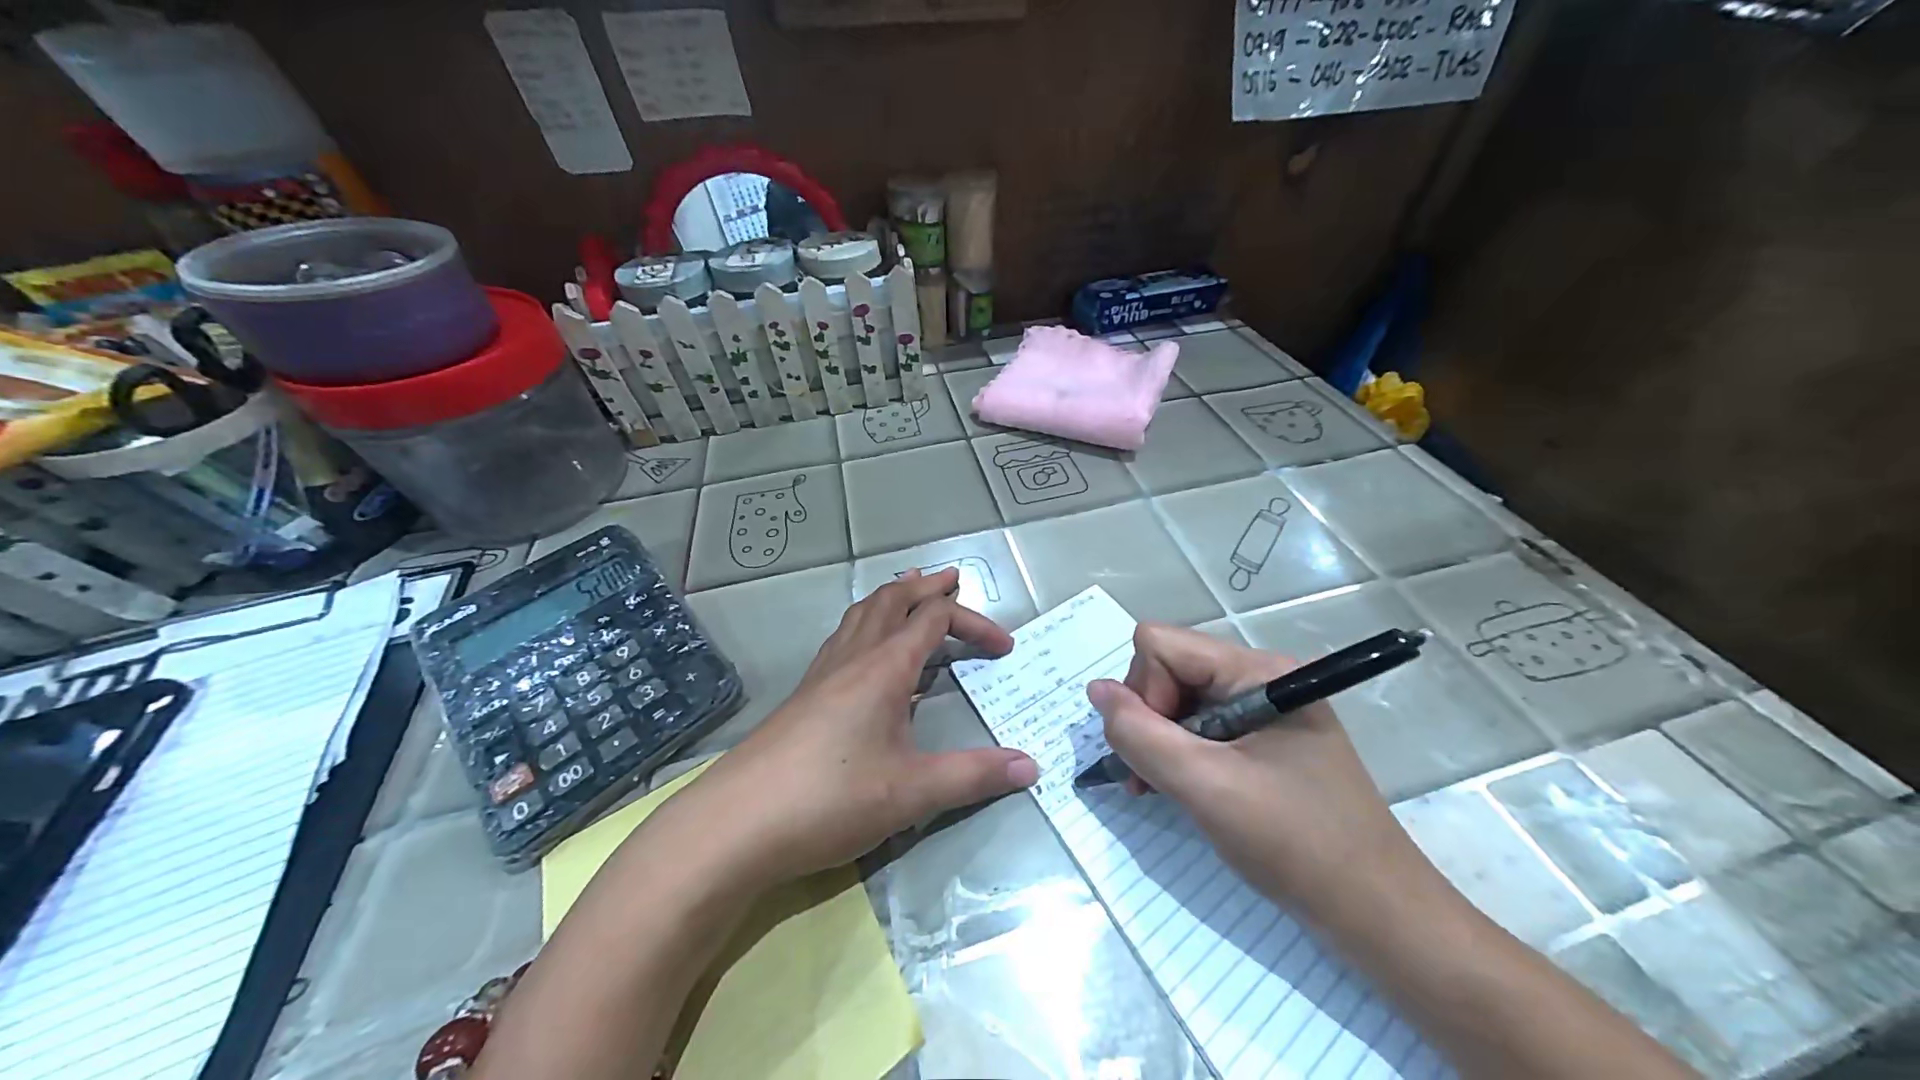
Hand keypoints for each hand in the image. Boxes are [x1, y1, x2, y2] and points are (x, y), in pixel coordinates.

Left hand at [684, 569, 1037, 887]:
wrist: (736, 823)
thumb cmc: (830, 799)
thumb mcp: (911, 792)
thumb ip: (973, 777)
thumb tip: (1031, 766)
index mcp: (883, 668)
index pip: (934, 622)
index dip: (973, 623)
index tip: (1003, 648)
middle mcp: (852, 659)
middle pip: (891, 602)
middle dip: (925, 587)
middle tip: (952, 579)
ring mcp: (822, 674)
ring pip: (860, 616)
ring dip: (891, 599)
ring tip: (909, 593)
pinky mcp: (804, 695)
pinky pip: (842, 640)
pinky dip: (866, 626)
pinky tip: (866, 652)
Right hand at [1087, 624, 1429, 922]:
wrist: (1374, 912)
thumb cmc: (1295, 843)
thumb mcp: (1206, 787)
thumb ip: (1141, 735)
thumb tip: (1096, 690)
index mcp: (1257, 671)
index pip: (1161, 645)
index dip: (1144, 691)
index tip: (1159, 748)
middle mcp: (1257, 678)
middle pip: (1167, 668)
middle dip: (1147, 718)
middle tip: (1153, 775)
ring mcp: (1259, 710)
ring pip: (1176, 699)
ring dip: (1156, 741)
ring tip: (1156, 788)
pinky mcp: (1258, 741)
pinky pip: (1196, 726)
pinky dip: (1174, 754)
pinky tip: (1175, 788)